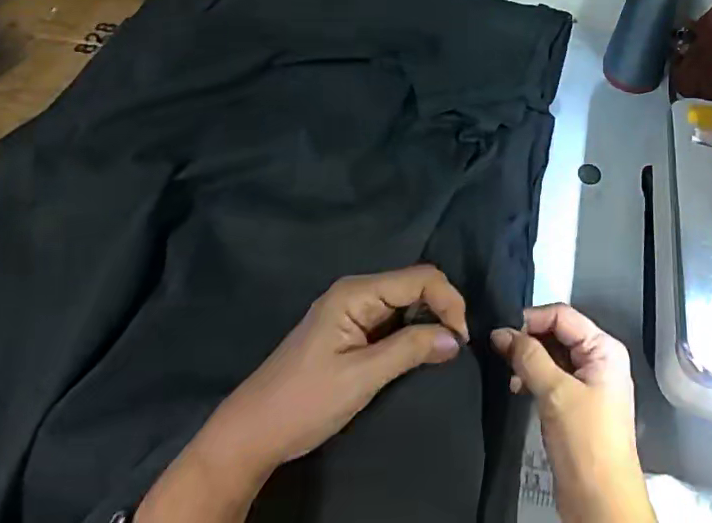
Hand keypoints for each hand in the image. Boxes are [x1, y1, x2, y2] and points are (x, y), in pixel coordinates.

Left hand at [138, 266, 469, 522]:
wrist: (250, 434)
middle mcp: (355, 291)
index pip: (420, 277)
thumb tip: (456, 338)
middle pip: (413, 284)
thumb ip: (410, 350)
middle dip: (440, 309)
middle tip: (455, 347)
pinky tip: (419, 350)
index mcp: (356, 292)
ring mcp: (350, 309)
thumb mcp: (361, 377)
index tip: (461, 339)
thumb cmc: (304, 402)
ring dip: (427, 321)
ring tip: (442, 350)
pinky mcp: (348, 328)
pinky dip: (410, 331)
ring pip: (404, 301)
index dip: (448, 301)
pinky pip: (390, 317)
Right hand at [492, 304, 654, 522]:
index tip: (502, 332)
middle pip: (558, 333)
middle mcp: (599, 359)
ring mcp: (589, 383)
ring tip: (509, 375)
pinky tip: (517, 388)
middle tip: (499, 352)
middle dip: (529, 340)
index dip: (532, 319)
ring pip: (553, 356)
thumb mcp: (556, 393)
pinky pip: (552, 378)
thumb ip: (529, 357)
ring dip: (529, 361)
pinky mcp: (577, 405)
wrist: (601, 503)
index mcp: (604, 348)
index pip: (563, 315)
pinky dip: (534, 378)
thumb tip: (501, 332)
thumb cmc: (586, 442)